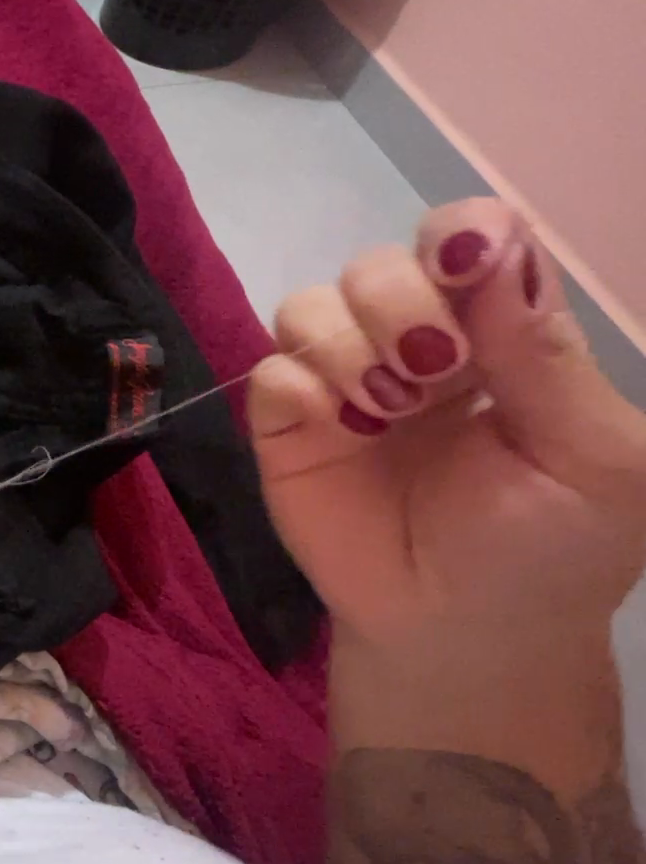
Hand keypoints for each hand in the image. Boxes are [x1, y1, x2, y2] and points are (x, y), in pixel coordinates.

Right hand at [249, 199, 645, 674]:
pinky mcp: (280, 426)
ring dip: (346, 347)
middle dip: (400, 307)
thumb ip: (543, 358)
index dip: (459, 237)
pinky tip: (338, 430)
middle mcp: (406, 346)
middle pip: (371, 265)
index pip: (465, 243)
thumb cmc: (549, 546)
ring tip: (385, 411)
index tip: (467, 273)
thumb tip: (499, 255)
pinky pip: (267, 373)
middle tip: (434, 372)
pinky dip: (299, 391)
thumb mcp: (594, 454)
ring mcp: (335, 385)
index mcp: (494, 339)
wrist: (456, 626)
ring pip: (306, 307)